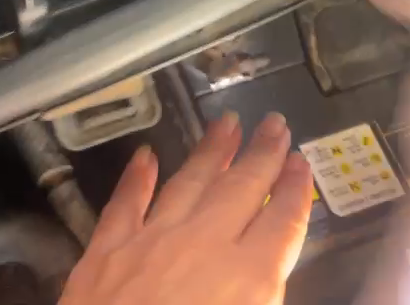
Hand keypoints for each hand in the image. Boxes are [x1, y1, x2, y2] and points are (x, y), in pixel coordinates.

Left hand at [58, 111, 316, 304]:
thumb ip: (267, 297)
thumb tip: (272, 279)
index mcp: (247, 281)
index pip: (281, 226)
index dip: (294, 193)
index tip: (302, 164)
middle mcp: (202, 247)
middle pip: (239, 191)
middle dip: (260, 155)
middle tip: (274, 123)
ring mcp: (151, 240)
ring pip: (187, 183)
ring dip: (209, 152)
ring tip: (225, 124)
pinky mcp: (107, 247)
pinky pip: (126, 201)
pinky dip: (137, 176)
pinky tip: (145, 154)